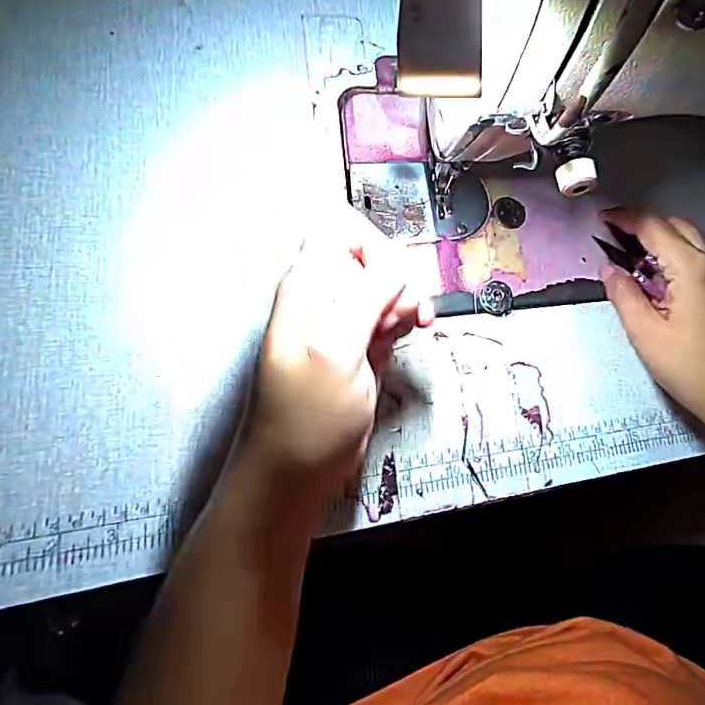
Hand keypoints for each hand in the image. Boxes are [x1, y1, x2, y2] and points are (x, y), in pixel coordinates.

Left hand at [238, 208, 433, 513]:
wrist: (294, 473)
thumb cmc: (305, 418)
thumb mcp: (336, 351)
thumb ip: (364, 298)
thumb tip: (393, 262)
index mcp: (306, 287)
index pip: (340, 231)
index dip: (373, 245)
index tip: (394, 279)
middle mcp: (322, 297)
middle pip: (370, 258)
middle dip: (397, 277)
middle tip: (407, 312)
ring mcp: (341, 322)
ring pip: (384, 287)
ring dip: (405, 300)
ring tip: (410, 327)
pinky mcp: (357, 345)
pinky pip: (387, 315)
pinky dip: (402, 320)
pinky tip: (404, 337)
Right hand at [598, 209, 704, 443]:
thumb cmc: (692, 368)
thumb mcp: (645, 333)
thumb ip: (624, 294)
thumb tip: (610, 269)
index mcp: (693, 269)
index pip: (654, 227)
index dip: (625, 219)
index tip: (602, 219)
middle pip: (676, 225)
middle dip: (644, 224)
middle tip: (614, 235)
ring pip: (692, 239)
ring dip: (662, 238)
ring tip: (633, 255)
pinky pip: (703, 256)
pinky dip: (678, 253)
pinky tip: (661, 276)